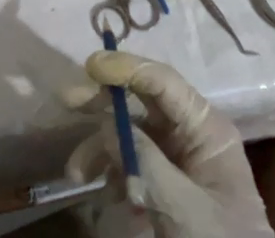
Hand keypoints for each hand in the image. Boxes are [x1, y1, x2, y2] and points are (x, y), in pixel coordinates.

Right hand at [65, 51, 272, 237]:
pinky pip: (129, 162)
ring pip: (130, 134)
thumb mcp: (185, 206)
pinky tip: (99, 189)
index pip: (164, 83)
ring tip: (77, 173)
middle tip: (68, 102)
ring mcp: (176, 159)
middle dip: (105, 102)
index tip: (91, 67)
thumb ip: (146, 162)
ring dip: (100, 147)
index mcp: (206, 128)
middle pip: (141, 102)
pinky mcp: (163, 184)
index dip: (128, 69)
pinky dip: (109, 169)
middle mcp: (190, 134)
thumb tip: (107, 125)